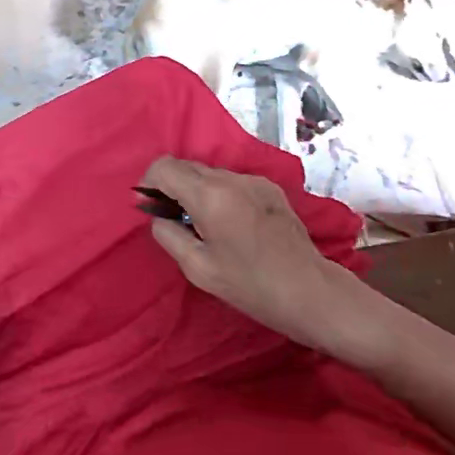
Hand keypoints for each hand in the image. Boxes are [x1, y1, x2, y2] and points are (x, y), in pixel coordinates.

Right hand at [142, 157, 359, 353]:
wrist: (307, 289)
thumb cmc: (249, 285)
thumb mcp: (198, 268)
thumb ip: (169, 235)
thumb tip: (157, 216)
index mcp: (210, 196)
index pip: (165, 167)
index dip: (148, 183)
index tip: (147, 206)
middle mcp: (232, 178)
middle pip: (187, 166)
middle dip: (171, 186)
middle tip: (171, 220)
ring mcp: (255, 179)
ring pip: (211, 173)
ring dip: (197, 191)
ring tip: (202, 226)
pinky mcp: (271, 187)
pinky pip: (233, 182)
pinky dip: (220, 194)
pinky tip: (230, 225)